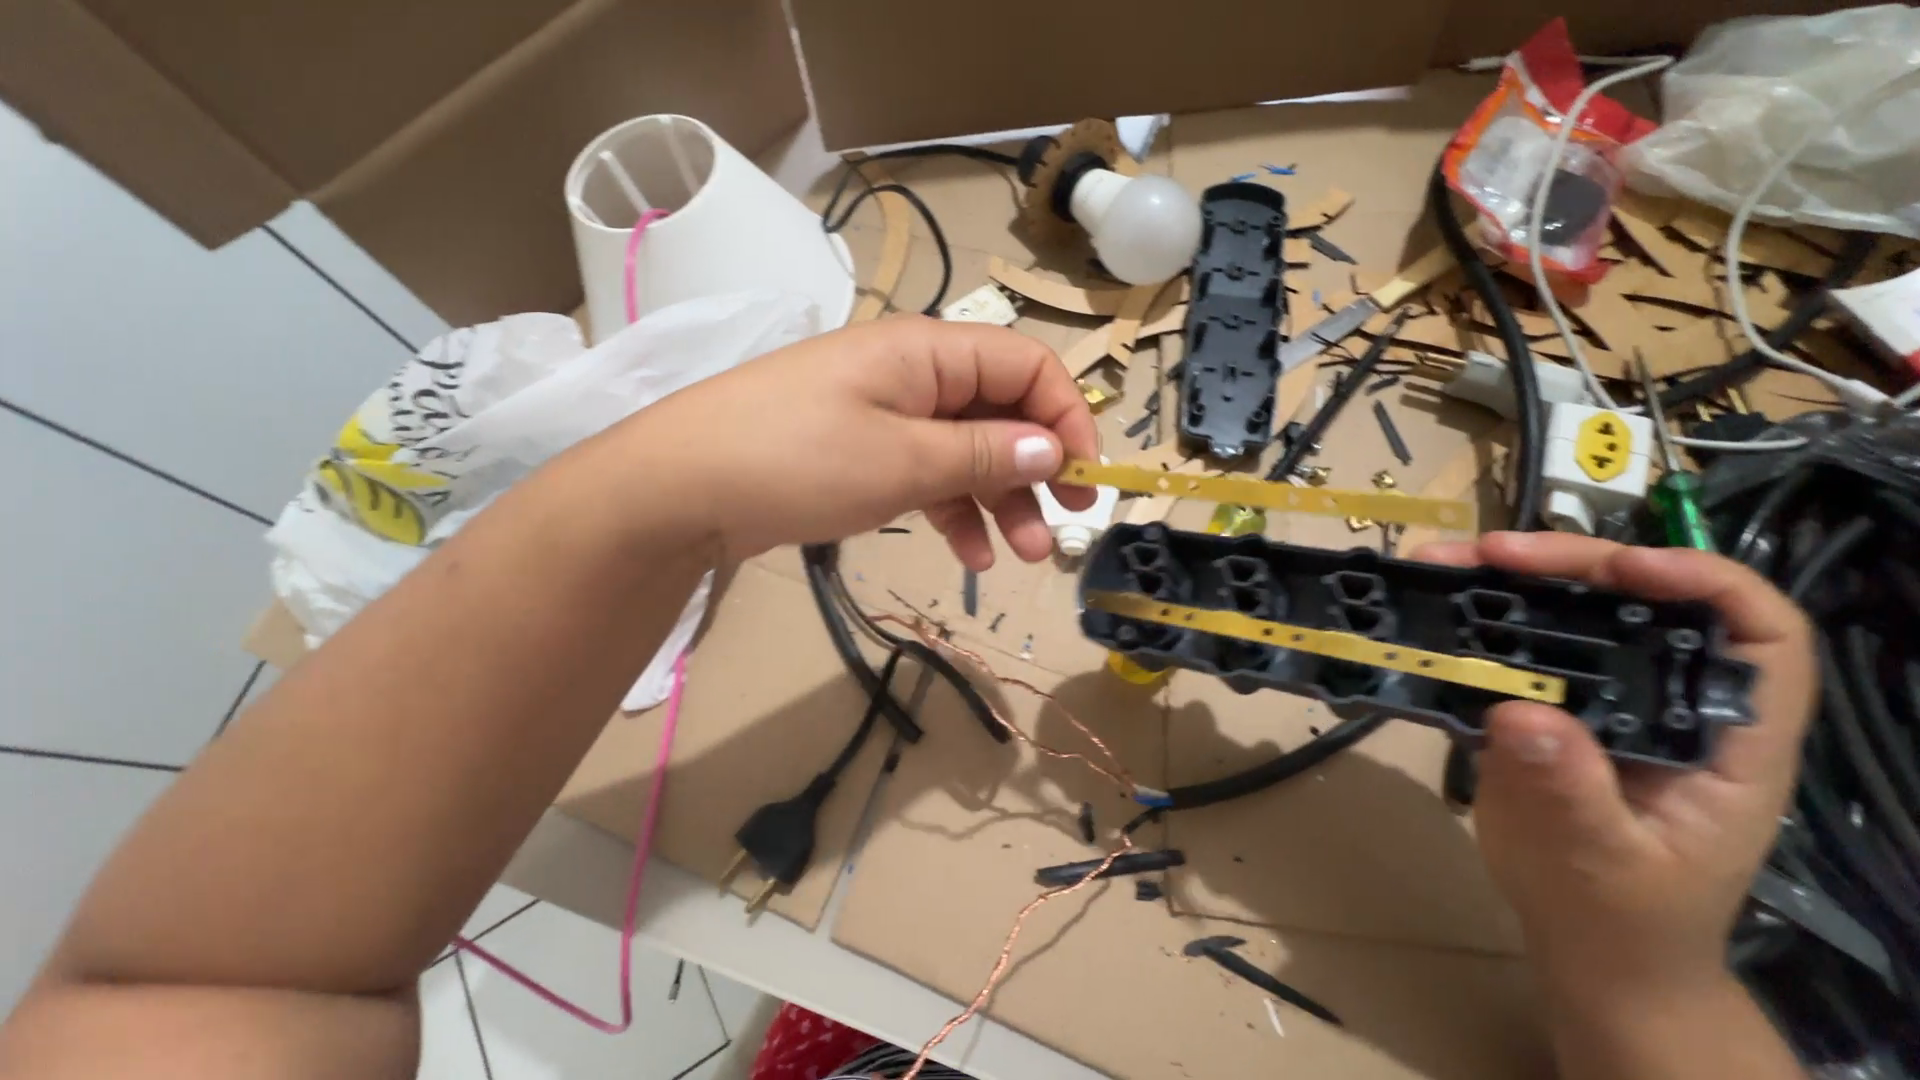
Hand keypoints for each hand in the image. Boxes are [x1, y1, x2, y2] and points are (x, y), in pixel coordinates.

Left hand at [605, 316, 1099, 567]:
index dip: (1066, 418)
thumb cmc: (799, 459)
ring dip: (997, 500)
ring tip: (1020, 558)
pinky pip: (922, 474)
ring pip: (963, 450)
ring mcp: (881, 413)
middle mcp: (911, 373)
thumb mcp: (904, 461)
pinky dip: (949, 510)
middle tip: (1061, 528)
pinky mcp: (857, 451)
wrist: (680, 486)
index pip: (1027, 366)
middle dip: (1034, 470)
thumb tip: (1052, 449)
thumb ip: (984, 455)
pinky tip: (968, 556)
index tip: (1084, 480)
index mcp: (928, 352)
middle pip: (998, 411)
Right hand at [1415, 533, 1815, 998]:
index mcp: (1728, 736)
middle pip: (1642, 600)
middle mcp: (1669, 699)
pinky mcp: (1542, 708)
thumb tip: (1519, 712)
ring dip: (1505, 581)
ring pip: (1567, 614)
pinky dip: (1469, 623)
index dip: (1706, 581)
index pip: (1758, 633)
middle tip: (1491, 554)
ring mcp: (1601, 699)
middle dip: (1571, 563)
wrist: (1588, 945)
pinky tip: (1429, 608)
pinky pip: (1511, 650)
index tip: (1626, 568)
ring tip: (1440, 562)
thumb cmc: (1626, 917)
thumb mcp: (1605, 863)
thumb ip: (1572, 792)